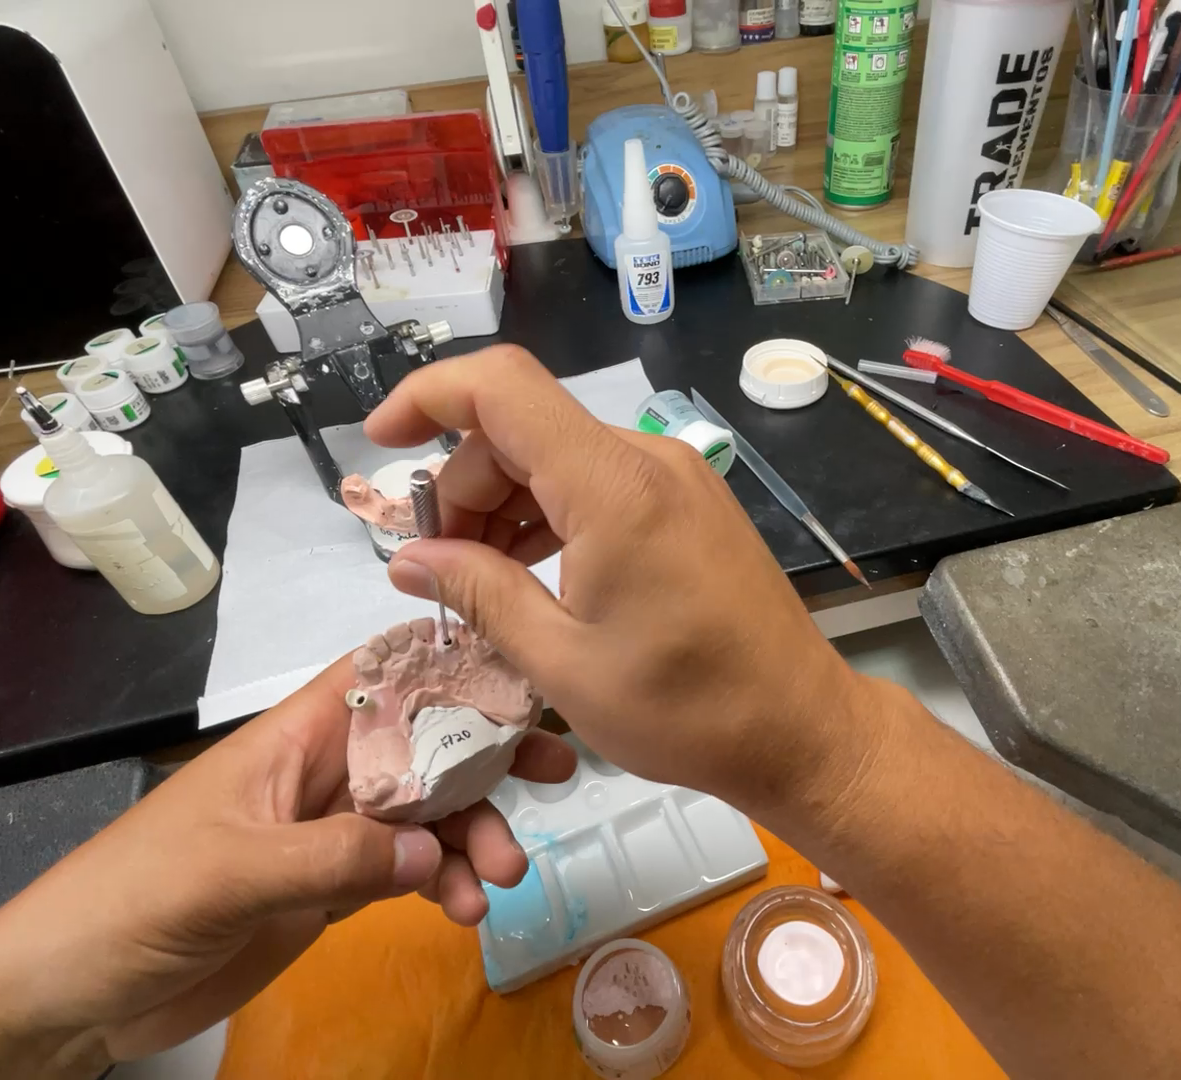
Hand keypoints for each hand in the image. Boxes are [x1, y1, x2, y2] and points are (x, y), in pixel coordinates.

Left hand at [0, 653, 574, 1065]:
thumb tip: (433, 850)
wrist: (63, 1004)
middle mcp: (332, 770)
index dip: (450, 658)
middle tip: (556, 767)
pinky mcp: (341, 882)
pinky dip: (446, 883)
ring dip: (476, 834)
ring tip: (504, 876)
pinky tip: (464, 910)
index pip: (384, 672)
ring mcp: (340, 828)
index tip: (520, 668)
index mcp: (300, 736)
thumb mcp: (227, 873)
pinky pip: (414, 868)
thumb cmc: (128, 904)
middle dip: (492, 751)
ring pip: (433, 810)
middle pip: (430, 741)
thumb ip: (334, 856)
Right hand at [364, 346, 877, 812]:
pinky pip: (601, 484)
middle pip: (524, 429)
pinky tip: (535, 571)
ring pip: (560, 457)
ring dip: (506, 504)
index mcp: (613, 486)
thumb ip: (479, 593)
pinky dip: (554, 515)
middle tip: (440, 566)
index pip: (501, 387)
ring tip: (481, 579)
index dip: (427, 396)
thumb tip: (408, 556)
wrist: (799, 726)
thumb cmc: (685, 709)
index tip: (380, 442)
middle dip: (464, 485)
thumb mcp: (562, 662)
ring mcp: (677, 478)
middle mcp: (648, 459)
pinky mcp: (691, 504)